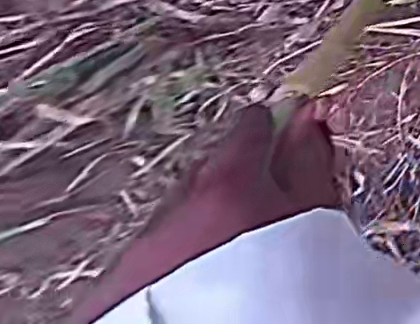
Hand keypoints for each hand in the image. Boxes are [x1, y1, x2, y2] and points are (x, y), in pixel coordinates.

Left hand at [67, 101, 341, 322]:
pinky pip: (138, 264)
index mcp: (227, 184)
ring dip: (194, 226)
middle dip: (228, 179)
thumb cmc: (285, 282)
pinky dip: (163, 265)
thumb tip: (308, 117)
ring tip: (225, 255)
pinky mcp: (103, 302)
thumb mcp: (316, 215)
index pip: (247, 131)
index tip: (279, 128)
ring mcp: (132, 260)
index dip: (266, 126)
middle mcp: (171, 213)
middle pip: (204, 175)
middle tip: (258, 200)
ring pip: (170, 222)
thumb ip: (310, 159)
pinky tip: (188, 285)